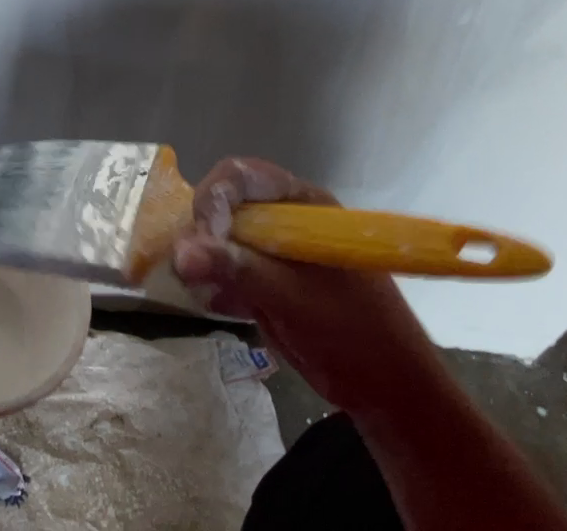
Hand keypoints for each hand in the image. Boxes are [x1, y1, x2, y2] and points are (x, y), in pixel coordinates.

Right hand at [171, 157, 448, 416]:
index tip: (202, 240)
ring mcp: (271, 247)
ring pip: (215, 235)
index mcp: (301, 204)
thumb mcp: (293, 298)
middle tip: (191, 269)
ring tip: (202, 289)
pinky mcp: (262, 276)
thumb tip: (180, 253)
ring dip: (201, 259)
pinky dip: (211, 282)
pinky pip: (221, 265)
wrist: (386, 389)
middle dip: (201, 233)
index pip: (240, 177)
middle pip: (220, 203)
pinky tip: (219, 304)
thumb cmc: (353, 333)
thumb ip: (237, 269)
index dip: (213, 199)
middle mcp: (282, 216)